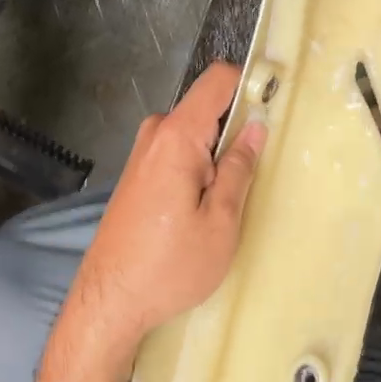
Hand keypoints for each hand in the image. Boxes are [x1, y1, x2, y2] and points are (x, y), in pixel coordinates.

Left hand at [37, 62, 266, 381]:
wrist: (107, 303)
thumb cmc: (169, 266)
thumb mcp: (220, 223)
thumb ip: (239, 168)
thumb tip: (256, 126)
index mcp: (177, 134)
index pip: (218, 78)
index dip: (249, 84)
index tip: (272, 108)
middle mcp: (156, 131)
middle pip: (207, 106)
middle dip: (234, 131)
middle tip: (251, 174)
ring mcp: (143, 151)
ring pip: (193, 132)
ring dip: (215, 154)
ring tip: (225, 200)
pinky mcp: (138, 172)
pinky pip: (177, 149)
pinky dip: (196, 166)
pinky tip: (199, 208)